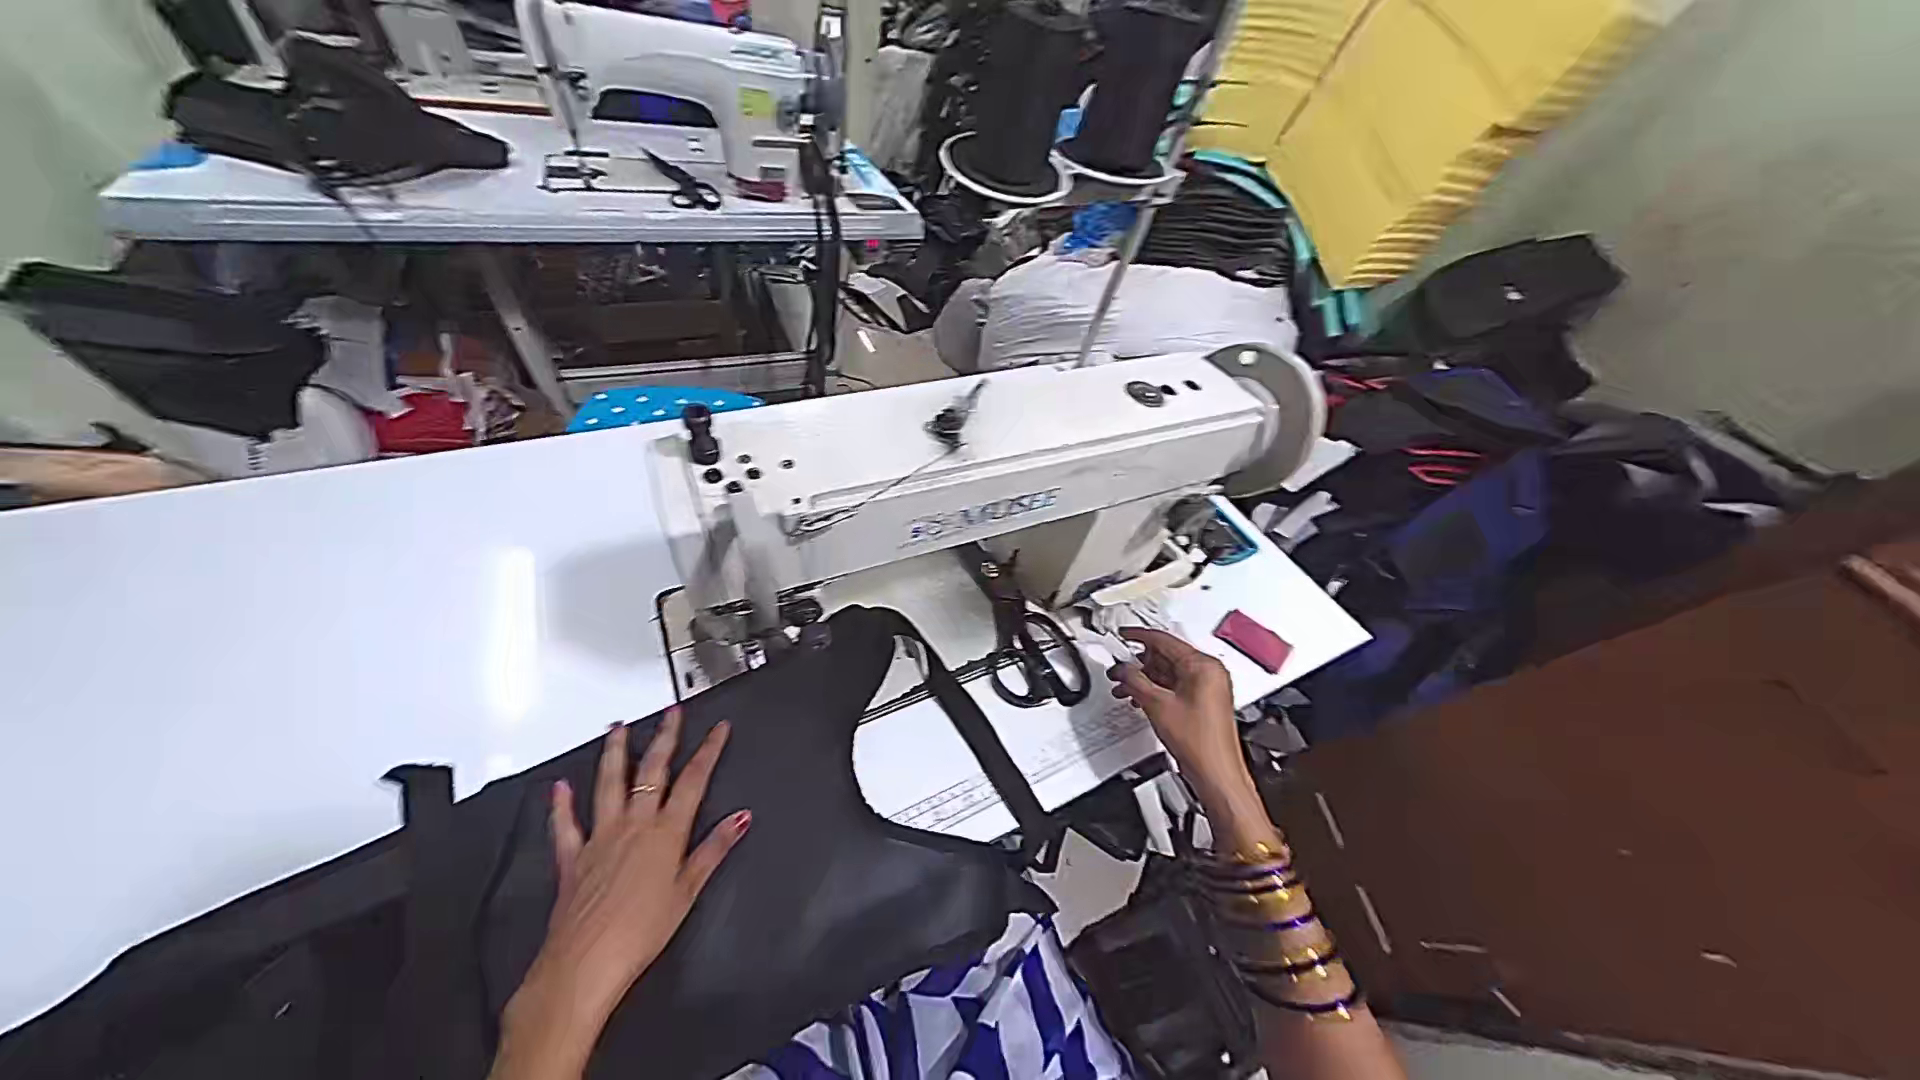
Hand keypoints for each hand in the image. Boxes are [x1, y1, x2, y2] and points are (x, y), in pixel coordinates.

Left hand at [491, 708, 749, 1079]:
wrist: (584, 966)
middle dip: (665, 737)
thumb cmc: (638, 934)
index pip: (693, 780)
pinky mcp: (573, 858)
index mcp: (665, 833)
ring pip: (609, 784)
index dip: (708, 750)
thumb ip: (714, 849)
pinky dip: (561, 804)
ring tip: (618, 729)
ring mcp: (600, 838)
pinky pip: (566, 824)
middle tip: (671, 713)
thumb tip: (740, 819)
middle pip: (652, 771)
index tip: (718, 729)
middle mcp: (633, 826)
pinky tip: (560, 788)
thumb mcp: (688, 891)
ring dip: (615, 753)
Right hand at [1107, 628, 1277, 852]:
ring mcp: (1208, 687)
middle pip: (1166, 655)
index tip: (1124, 633)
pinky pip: (1175, 685)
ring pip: (1169, 671)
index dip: (1139, 636)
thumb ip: (1134, 680)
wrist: (1216, 774)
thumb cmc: (1200, 743)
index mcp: (1203, 666)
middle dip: (1139, 663)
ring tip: (1125, 687)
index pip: (1164, 640)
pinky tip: (1140, 698)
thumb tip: (1122, 669)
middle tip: (1120, 669)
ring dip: (1145, 678)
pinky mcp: (1204, 701)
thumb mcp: (1156, 704)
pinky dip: (1156, 689)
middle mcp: (1209, 673)